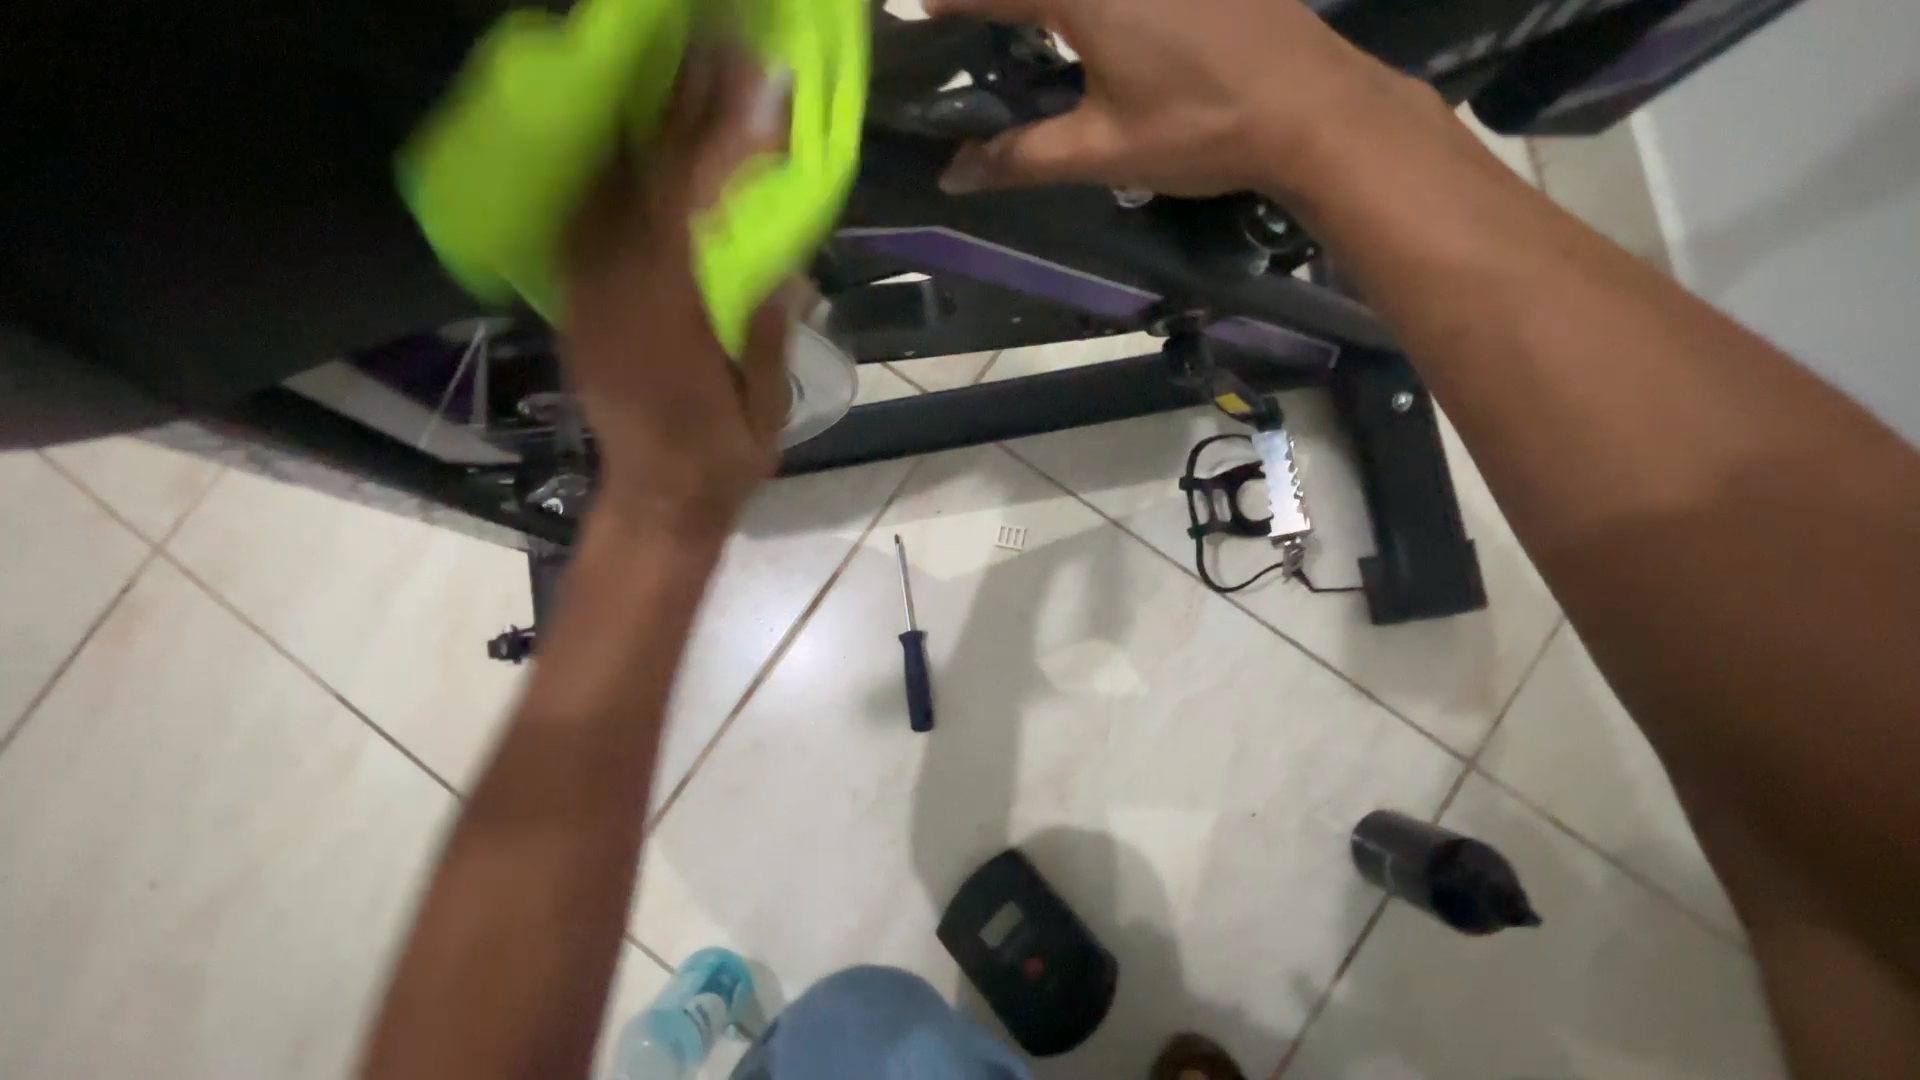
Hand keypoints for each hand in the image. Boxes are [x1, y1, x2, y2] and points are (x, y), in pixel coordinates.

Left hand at [561, 45, 794, 539]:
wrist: (655, 503)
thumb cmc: (722, 466)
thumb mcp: (764, 410)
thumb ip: (768, 337)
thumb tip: (787, 269)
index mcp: (668, 329)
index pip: (686, 214)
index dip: (719, 146)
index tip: (757, 95)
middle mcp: (614, 303)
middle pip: (638, 187)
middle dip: (680, 114)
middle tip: (717, 56)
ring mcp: (585, 303)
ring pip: (602, 195)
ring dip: (641, 131)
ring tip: (676, 80)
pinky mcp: (576, 308)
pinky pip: (583, 224)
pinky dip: (607, 174)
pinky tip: (629, 143)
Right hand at [928, 0, 1437, 197]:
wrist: (1312, 108)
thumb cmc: (1200, 130)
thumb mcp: (1102, 151)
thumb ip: (1021, 157)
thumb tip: (954, 175)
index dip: (946, 1)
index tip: (912, 15)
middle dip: (988, 0)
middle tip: (964, 24)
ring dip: (1035, 4)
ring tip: (1016, 30)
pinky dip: (1080, 6)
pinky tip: (1074, 27)